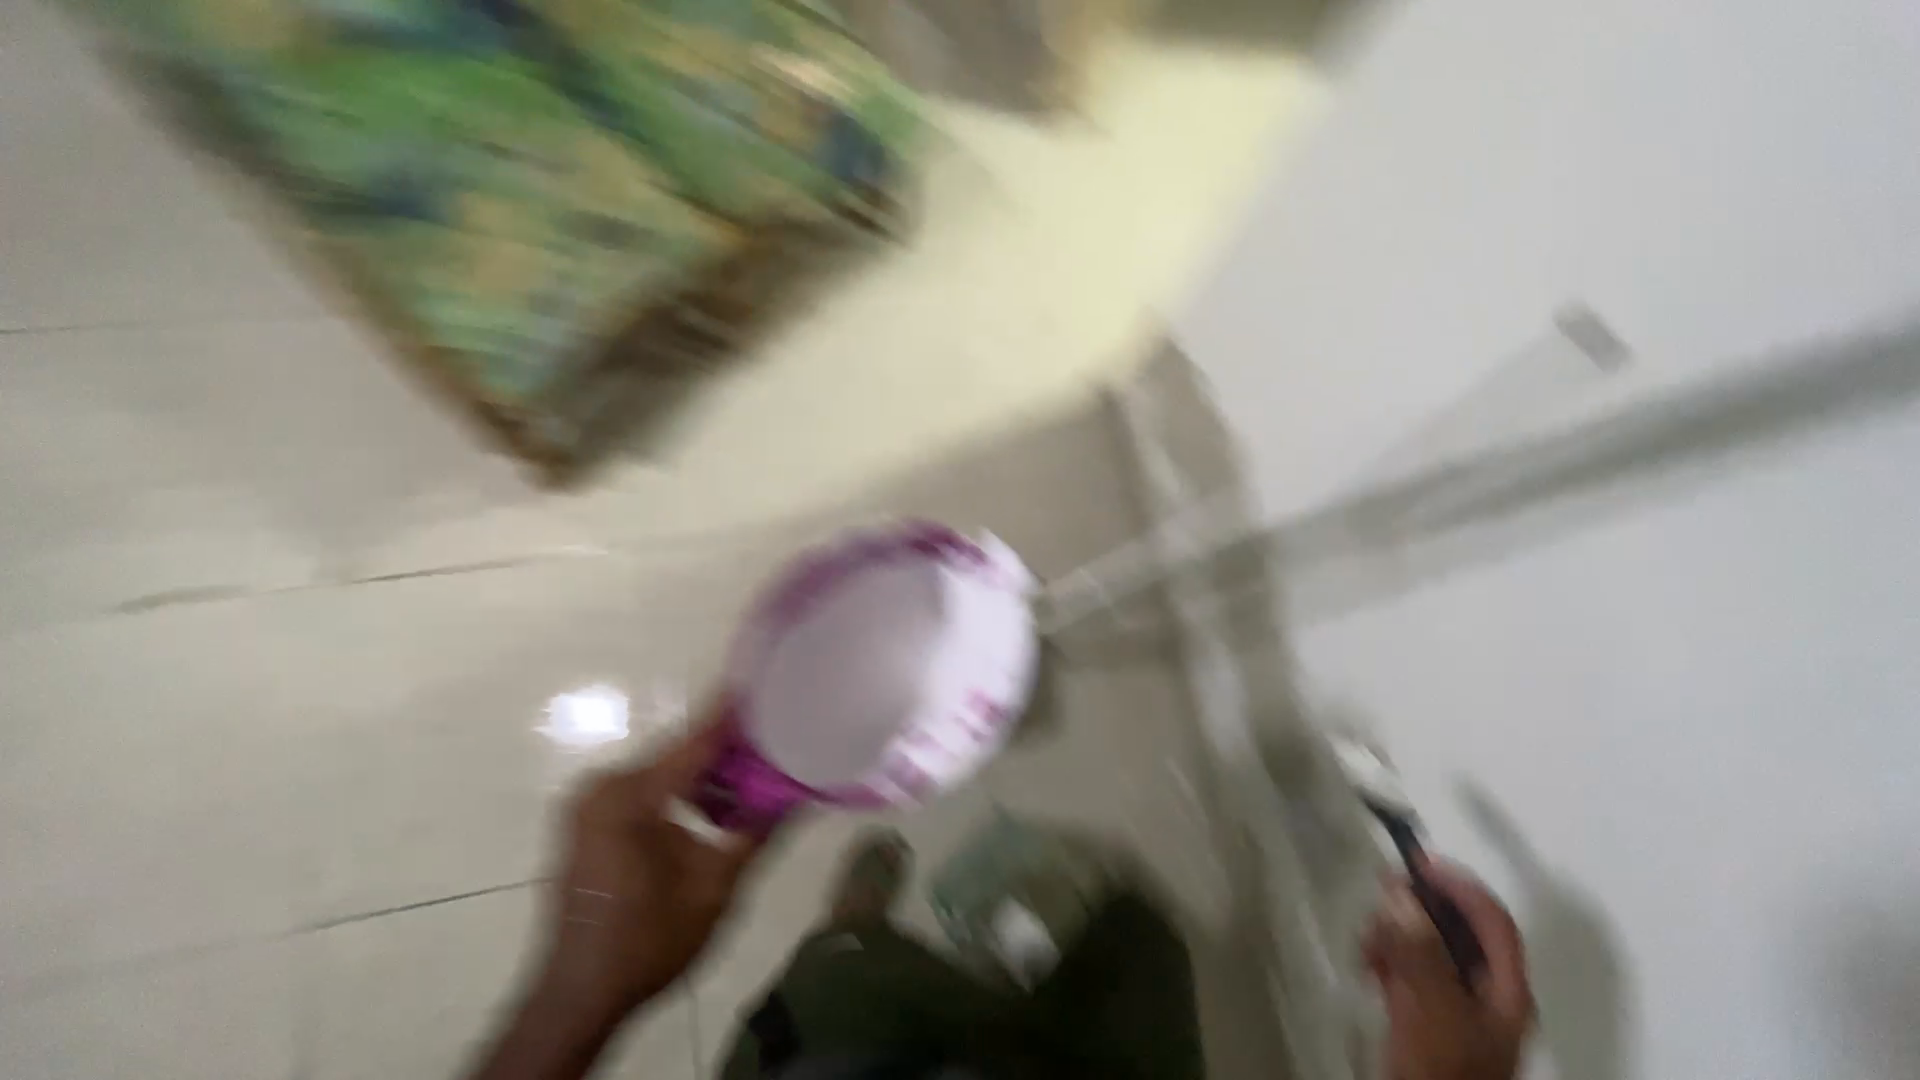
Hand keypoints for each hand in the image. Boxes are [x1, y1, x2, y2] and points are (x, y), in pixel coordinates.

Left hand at [536, 712, 769, 1021]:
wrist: (577, 998)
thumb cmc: (649, 941)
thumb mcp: (717, 885)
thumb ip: (759, 830)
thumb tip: (802, 792)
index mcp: (629, 795)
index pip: (696, 740)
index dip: (735, 715)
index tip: (768, 685)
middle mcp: (601, 786)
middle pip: (679, 754)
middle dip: (728, 752)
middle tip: (776, 746)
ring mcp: (588, 805)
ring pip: (663, 773)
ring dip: (705, 777)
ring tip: (754, 780)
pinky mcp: (587, 823)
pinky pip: (643, 792)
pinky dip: (679, 795)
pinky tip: (712, 810)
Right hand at [1364, 859, 1533, 1079]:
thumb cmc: (1440, 1066)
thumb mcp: (1430, 1004)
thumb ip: (1419, 949)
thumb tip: (1400, 890)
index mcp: (1504, 989)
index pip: (1493, 921)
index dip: (1461, 885)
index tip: (1419, 862)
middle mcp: (1485, 991)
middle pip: (1459, 929)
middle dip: (1419, 907)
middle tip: (1383, 891)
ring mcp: (1456, 1004)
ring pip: (1429, 946)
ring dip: (1396, 933)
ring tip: (1368, 941)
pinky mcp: (1426, 1016)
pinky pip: (1409, 969)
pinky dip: (1388, 957)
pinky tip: (1367, 962)